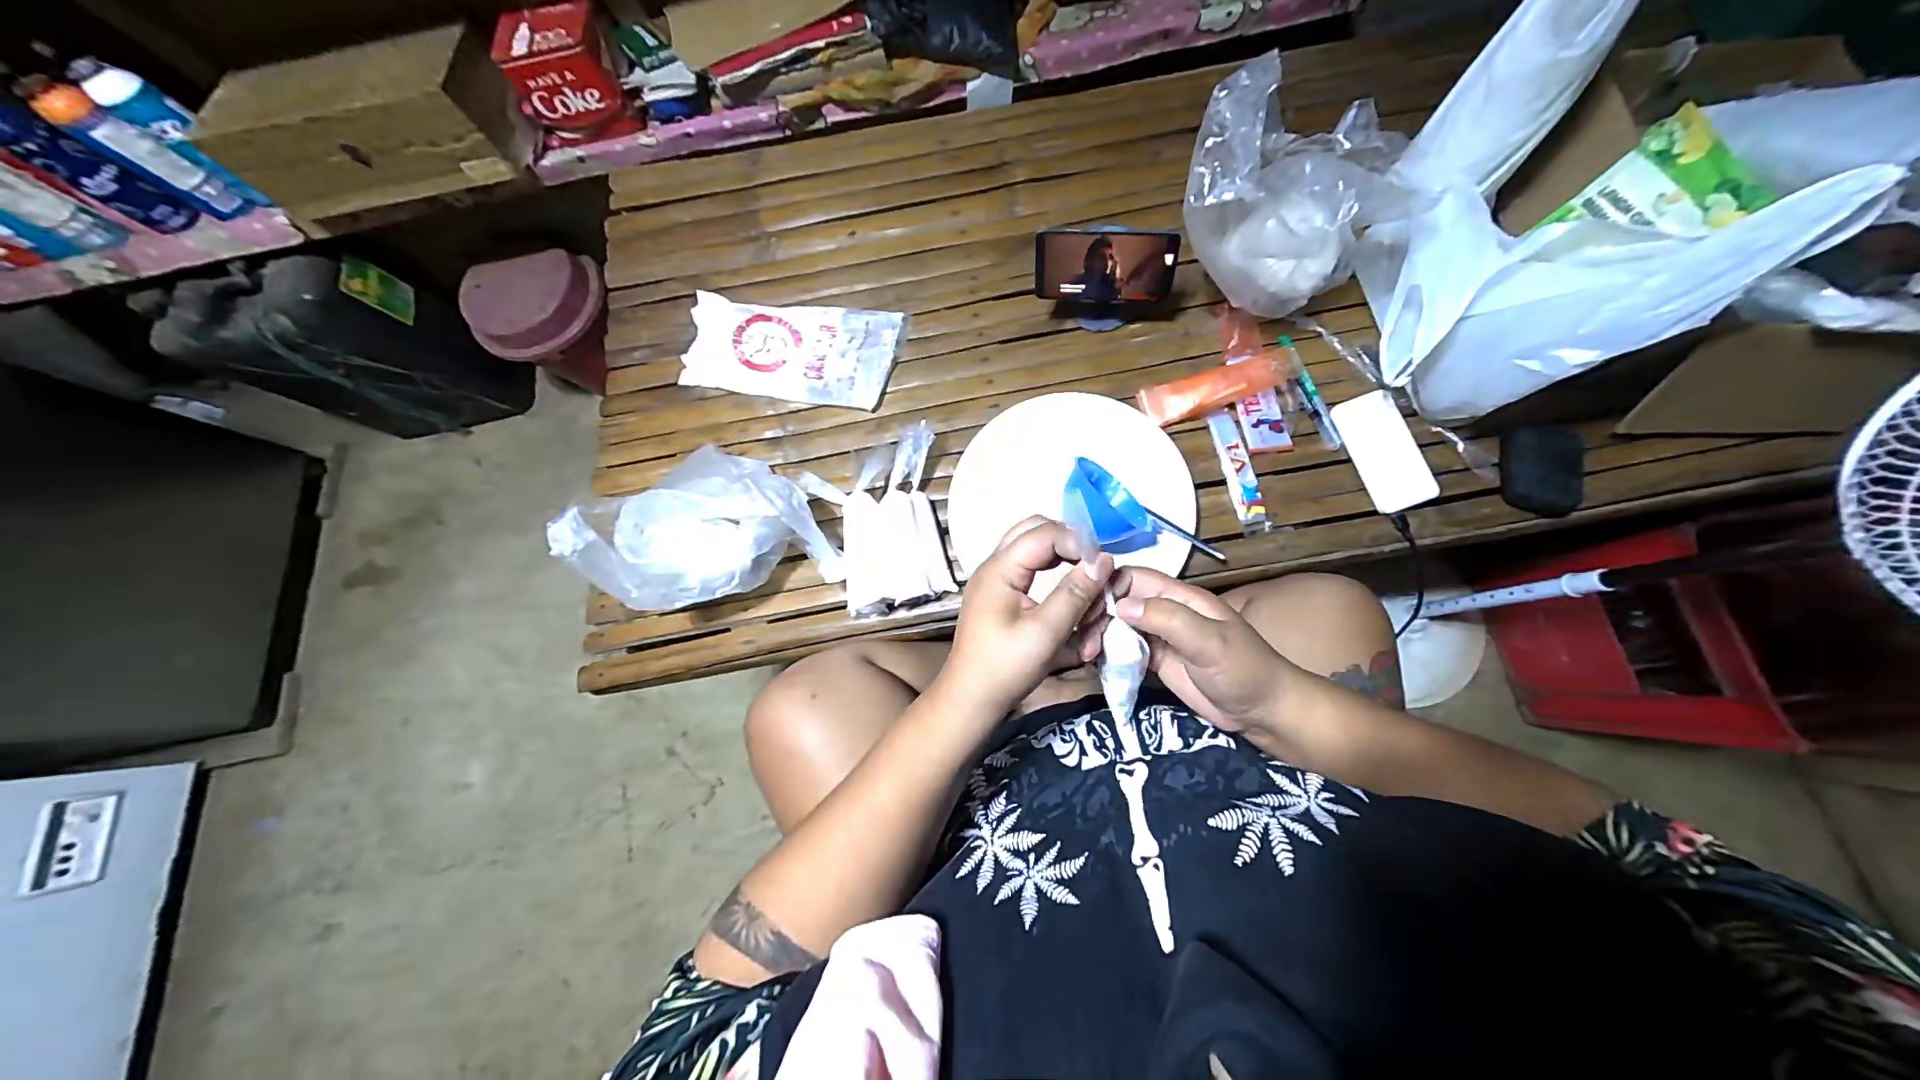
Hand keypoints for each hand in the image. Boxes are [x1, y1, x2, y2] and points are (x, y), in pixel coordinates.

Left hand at [938, 516, 1112, 714]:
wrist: (970, 698)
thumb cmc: (1005, 668)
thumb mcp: (1045, 632)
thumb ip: (1074, 594)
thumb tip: (1103, 560)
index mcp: (999, 569)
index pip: (1044, 533)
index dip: (1078, 542)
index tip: (1104, 565)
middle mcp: (994, 565)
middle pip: (1034, 530)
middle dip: (1069, 542)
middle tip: (1094, 564)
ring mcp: (995, 578)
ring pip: (1032, 547)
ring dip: (1060, 555)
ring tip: (1085, 578)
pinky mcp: (1000, 594)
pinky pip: (1028, 566)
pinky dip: (1051, 570)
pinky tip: (1068, 590)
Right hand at [1104, 566, 1302, 733]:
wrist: (1265, 713)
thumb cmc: (1244, 670)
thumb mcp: (1209, 641)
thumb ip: (1167, 619)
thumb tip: (1121, 605)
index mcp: (1181, 598)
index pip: (1135, 579)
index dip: (1108, 588)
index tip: (1088, 610)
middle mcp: (1167, 613)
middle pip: (1121, 602)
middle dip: (1098, 616)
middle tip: (1084, 642)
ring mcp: (1162, 638)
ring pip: (1119, 626)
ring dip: (1100, 636)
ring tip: (1087, 656)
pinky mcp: (1158, 662)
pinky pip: (1126, 651)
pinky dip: (1109, 655)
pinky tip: (1096, 664)